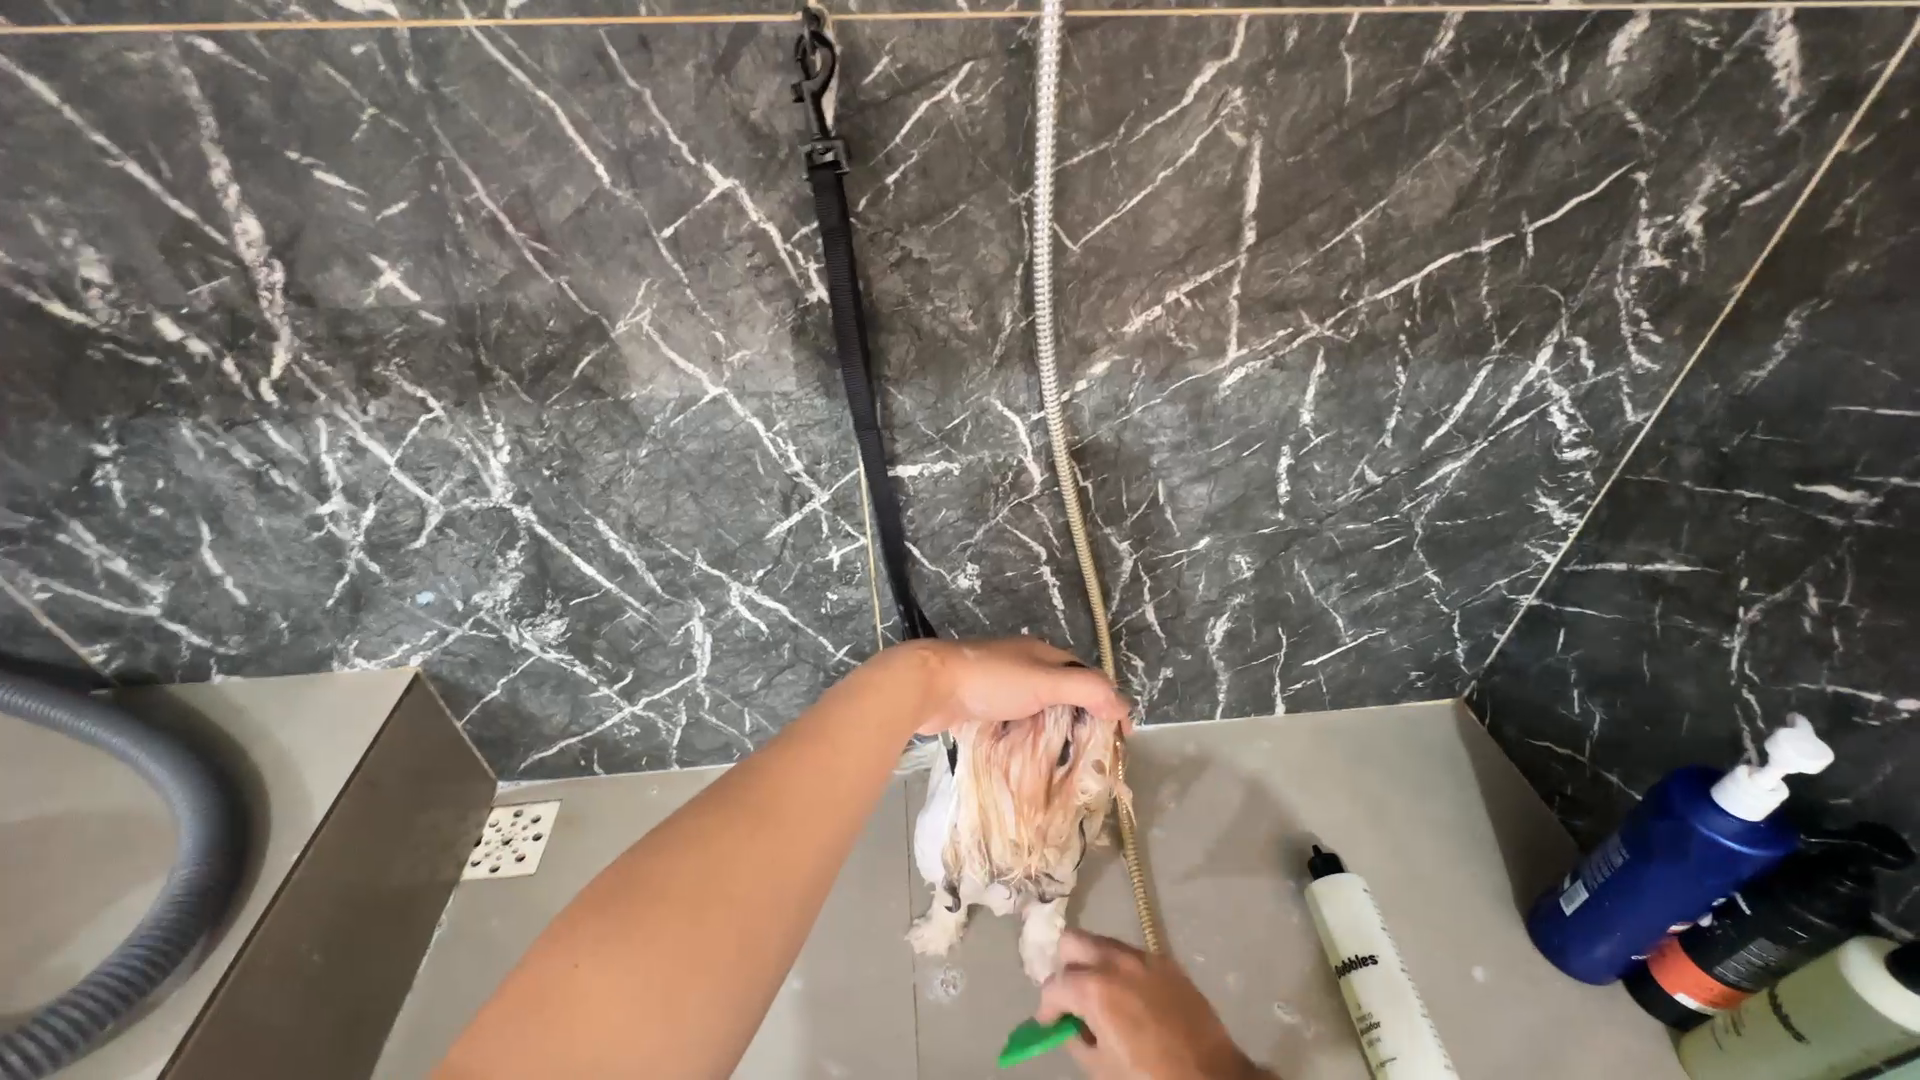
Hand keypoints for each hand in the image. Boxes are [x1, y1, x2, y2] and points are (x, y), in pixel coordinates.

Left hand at [879, 637, 1131, 736]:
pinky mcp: (982, 706)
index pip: (1087, 678)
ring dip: (1053, 733)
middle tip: (1093, 756)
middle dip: (1081, 721)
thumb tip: (1123, 706)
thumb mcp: (1044, 682)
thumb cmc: (990, 680)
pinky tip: (1032, 759)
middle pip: (1064, 695)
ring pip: (1039, 712)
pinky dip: (1027, 739)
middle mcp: (1026, 667)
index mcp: (1044, 655)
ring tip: (1067, 764)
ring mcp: (1002, 687)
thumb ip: (1085, 690)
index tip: (1121, 737)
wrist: (930, 685)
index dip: (1107, 703)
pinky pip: (1015, 724)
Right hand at [1038, 930, 1269, 1079]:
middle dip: (1064, 969)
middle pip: (1072, 942)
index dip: (1046, 1008)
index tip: (1049, 1025)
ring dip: (1092, 965)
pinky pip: (1131, 956)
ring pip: (1103, 944)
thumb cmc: (1151, 1078)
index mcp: (1095, 988)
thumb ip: (1076, 1041)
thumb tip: (1069, 1027)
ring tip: (1100, 998)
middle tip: (1070, 999)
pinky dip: (1120, 970)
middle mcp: (1116, 961)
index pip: (1053, 985)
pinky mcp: (1167, 962)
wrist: (1213, 1078)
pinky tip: (1130, 999)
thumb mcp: (1102, 1070)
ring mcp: (1144, 957)